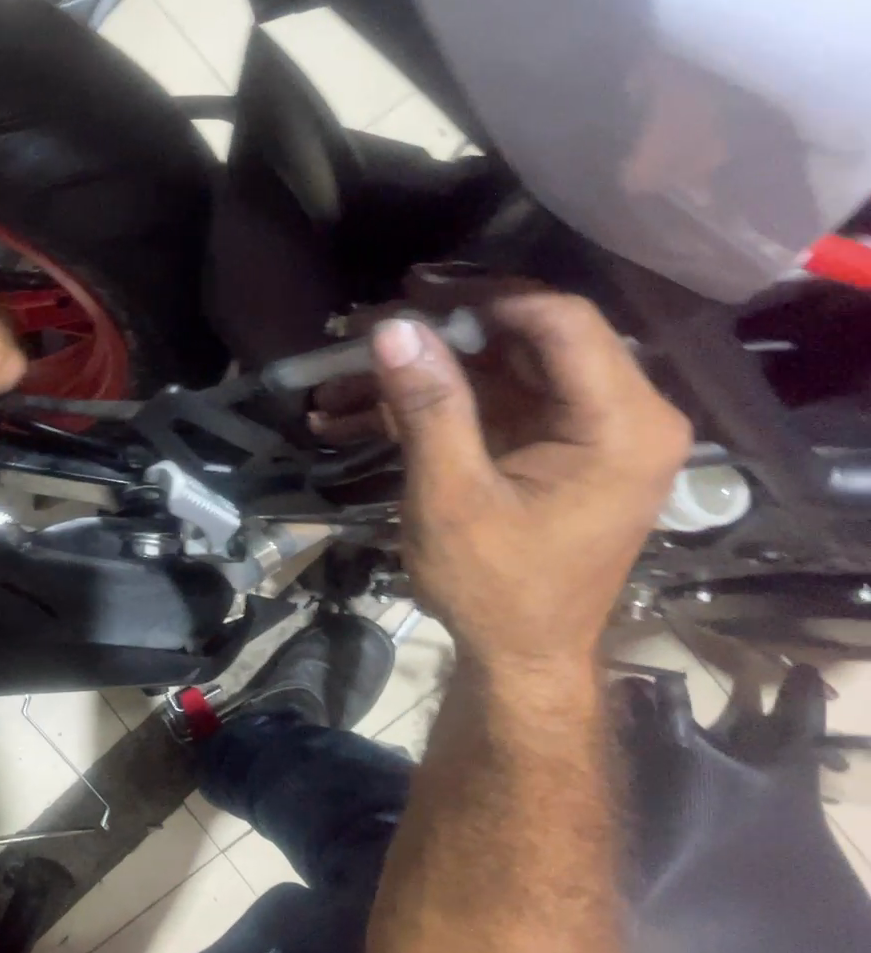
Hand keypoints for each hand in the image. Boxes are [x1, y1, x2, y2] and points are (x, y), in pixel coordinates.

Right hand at [365, 292, 691, 673]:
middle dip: (433, 336)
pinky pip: (481, 408)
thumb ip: (428, 407)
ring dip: (412, 377)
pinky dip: (419, 410)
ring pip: (491, 372)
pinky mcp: (542, 449)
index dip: (483, 298)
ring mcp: (576, 431)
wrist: (518, 655)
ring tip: (330, 384)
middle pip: (522, 341)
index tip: (405, 297)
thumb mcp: (452, 496)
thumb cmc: (496, 585)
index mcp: (622, 422)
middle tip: (358, 332)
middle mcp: (615, 414)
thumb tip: (391, 328)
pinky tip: (348, 417)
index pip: (561, 322)